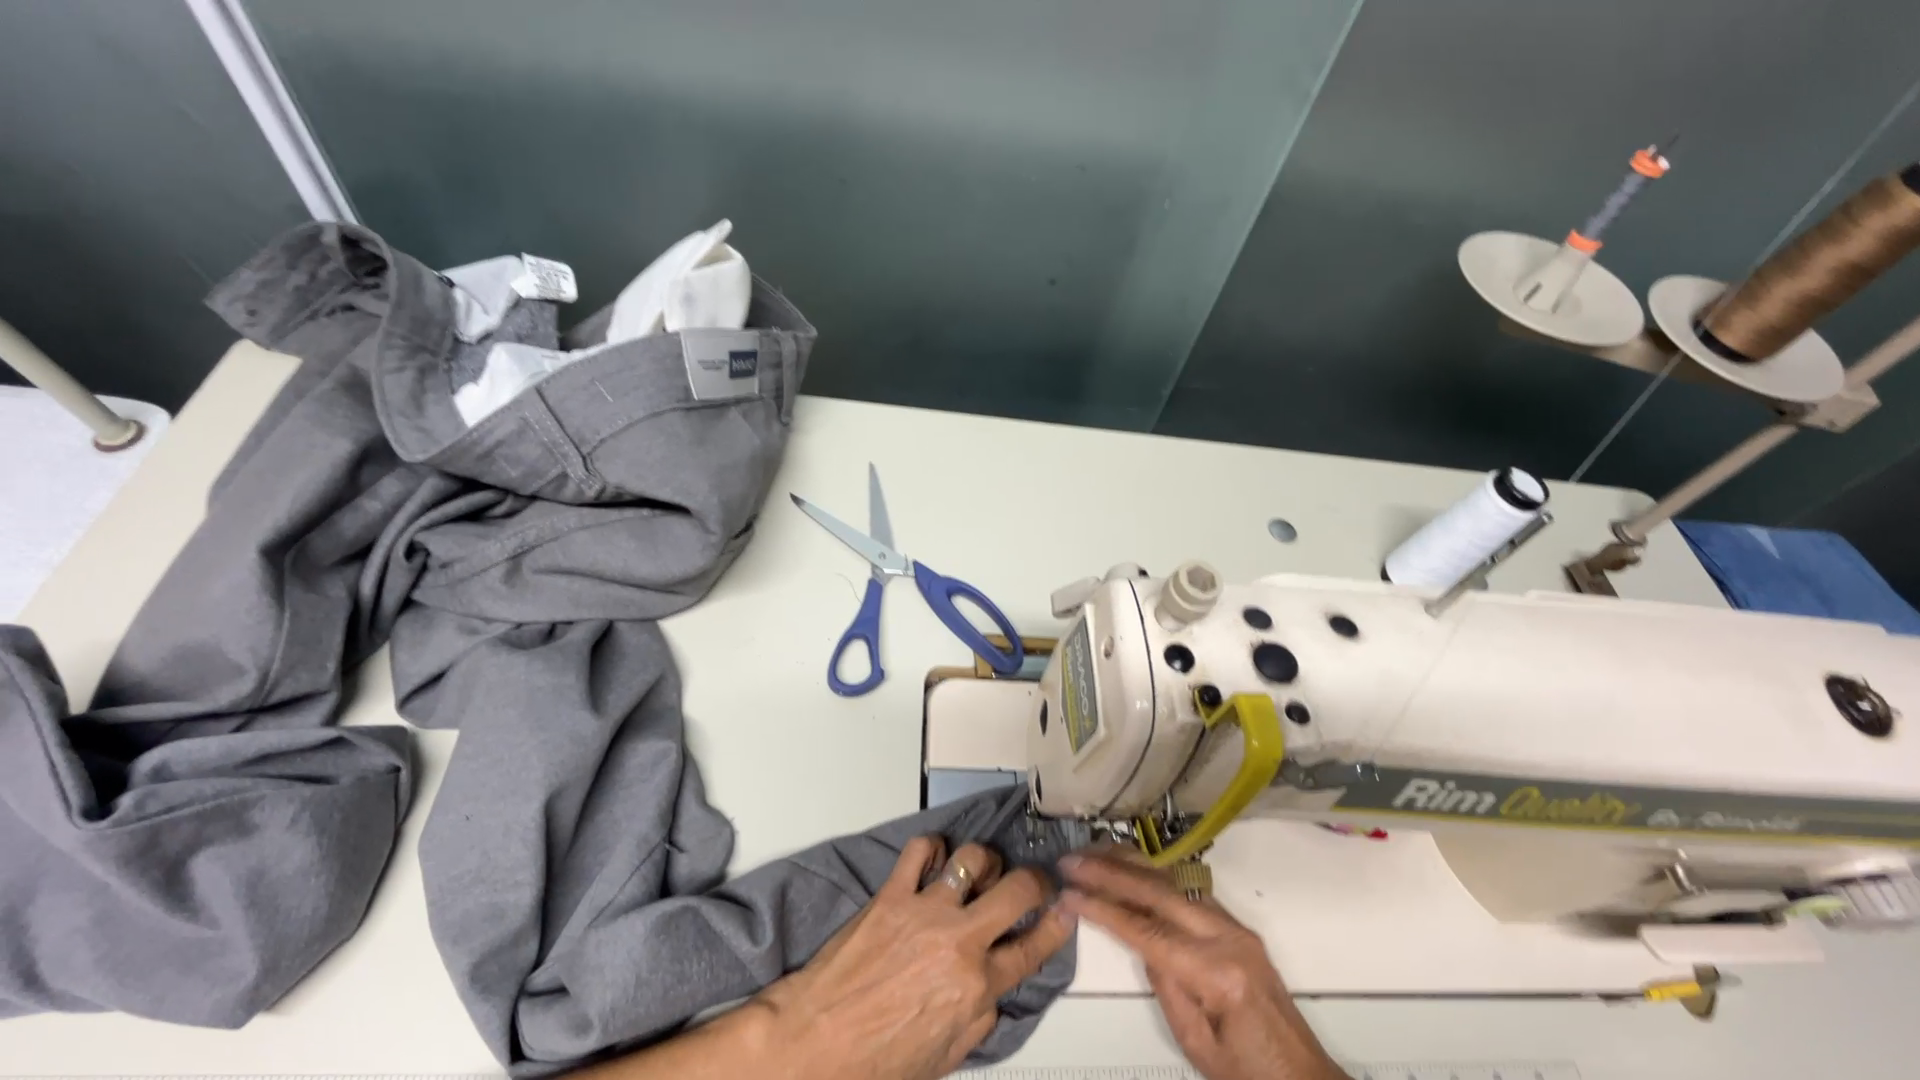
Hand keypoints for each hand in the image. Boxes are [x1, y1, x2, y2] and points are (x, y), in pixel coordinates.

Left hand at [755, 836, 1077, 1079]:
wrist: (815, 1044)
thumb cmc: (874, 1059)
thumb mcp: (946, 1055)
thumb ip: (979, 1017)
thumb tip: (990, 990)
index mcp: (975, 987)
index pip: (1032, 949)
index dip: (1055, 926)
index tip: (1064, 910)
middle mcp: (958, 941)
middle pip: (1016, 891)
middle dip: (1035, 882)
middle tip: (1033, 882)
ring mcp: (924, 911)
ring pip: (972, 860)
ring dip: (983, 862)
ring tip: (980, 871)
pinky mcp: (890, 895)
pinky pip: (920, 851)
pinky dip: (932, 848)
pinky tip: (934, 860)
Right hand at [1060, 850, 1346, 1079]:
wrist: (1303, 1078)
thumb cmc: (1248, 1073)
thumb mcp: (1195, 1042)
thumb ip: (1166, 987)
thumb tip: (1141, 943)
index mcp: (1216, 973)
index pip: (1146, 931)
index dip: (1103, 908)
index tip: (1069, 892)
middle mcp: (1228, 937)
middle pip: (1159, 892)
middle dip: (1110, 871)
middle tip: (1071, 860)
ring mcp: (1236, 927)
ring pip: (1176, 881)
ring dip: (1131, 863)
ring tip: (1093, 852)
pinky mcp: (1239, 927)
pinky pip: (1190, 891)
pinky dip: (1154, 874)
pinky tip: (1132, 866)